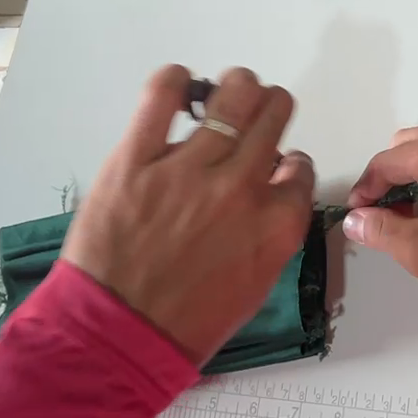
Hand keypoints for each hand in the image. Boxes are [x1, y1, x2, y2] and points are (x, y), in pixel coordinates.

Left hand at [63, 65, 314, 362]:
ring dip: (239, 86)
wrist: (118, 338)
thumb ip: (274, 228)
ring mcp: (189, 169)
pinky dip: (176, 79)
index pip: (300, 163)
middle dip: (271, 107)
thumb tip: (271, 185)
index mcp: (277, 221)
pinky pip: (162, 97)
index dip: (289, 159)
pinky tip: (181, 81)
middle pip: (273, 114)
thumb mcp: (257, 279)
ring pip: (233, 96)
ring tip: (228, 92)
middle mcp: (242, 187)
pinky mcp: (136, 159)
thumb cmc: (192, 320)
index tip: (274, 163)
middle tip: (257, 111)